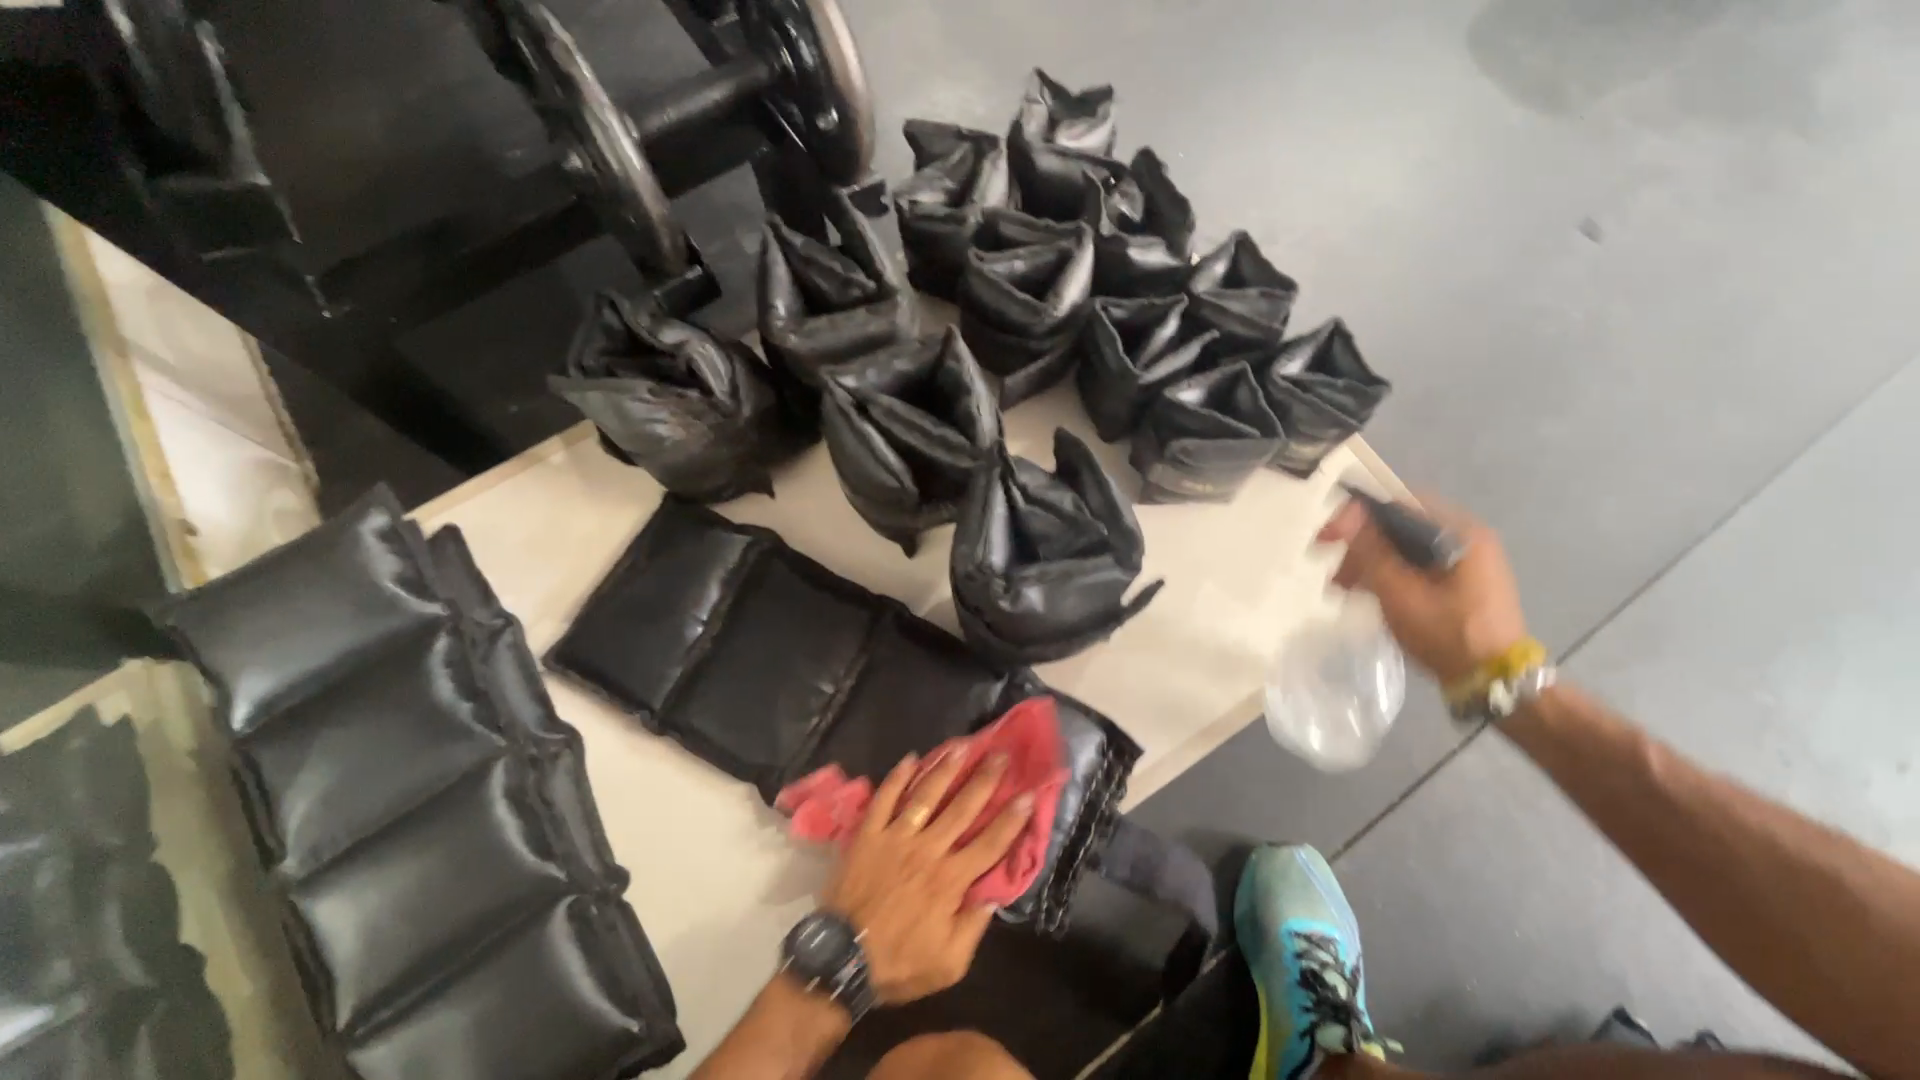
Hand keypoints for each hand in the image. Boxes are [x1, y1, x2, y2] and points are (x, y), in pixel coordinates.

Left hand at [822, 750, 1033, 1004]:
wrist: (841, 959)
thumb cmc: (898, 964)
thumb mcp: (949, 963)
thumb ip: (973, 928)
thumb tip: (992, 896)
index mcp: (950, 880)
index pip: (990, 843)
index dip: (1011, 819)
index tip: (1027, 794)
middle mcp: (927, 850)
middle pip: (962, 808)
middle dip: (984, 780)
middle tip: (1000, 755)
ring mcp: (895, 838)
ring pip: (925, 795)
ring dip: (945, 769)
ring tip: (962, 746)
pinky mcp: (867, 835)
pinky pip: (883, 799)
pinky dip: (897, 777)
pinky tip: (910, 758)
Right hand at [1317, 496, 1529, 684]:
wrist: (1495, 683)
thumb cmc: (1448, 635)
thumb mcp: (1401, 594)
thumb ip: (1372, 552)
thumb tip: (1346, 514)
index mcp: (1460, 532)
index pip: (1398, 504)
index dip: (1355, 516)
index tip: (1325, 539)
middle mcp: (1467, 537)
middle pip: (1399, 526)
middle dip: (1359, 546)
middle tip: (1331, 571)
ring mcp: (1466, 561)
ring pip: (1404, 548)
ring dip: (1369, 563)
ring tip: (1342, 589)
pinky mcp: (1461, 582)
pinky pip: (1416, 566)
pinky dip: (1388, 575)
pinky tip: (1367, 595)